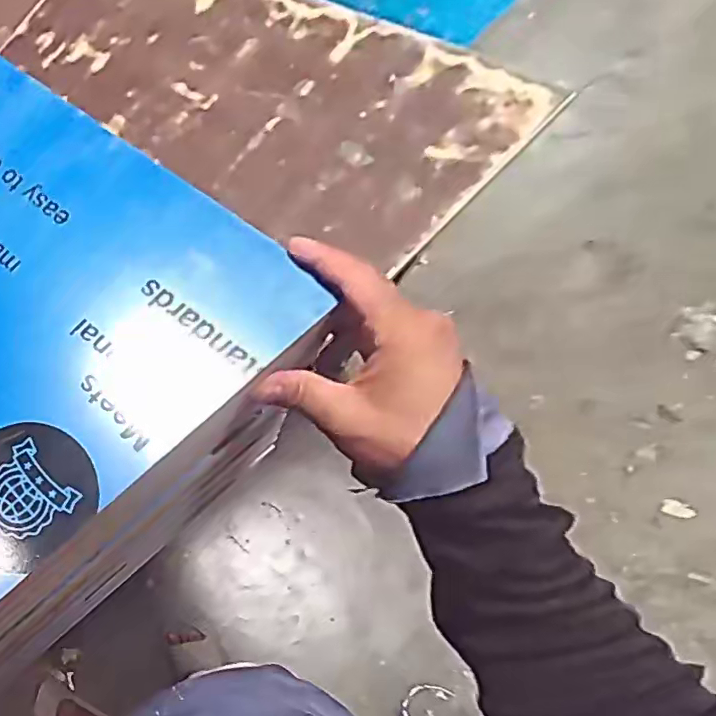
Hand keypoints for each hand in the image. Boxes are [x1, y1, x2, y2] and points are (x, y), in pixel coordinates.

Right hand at [252, 237, 464, 479]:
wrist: (453, 469)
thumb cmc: (402, 438)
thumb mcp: (346, 416)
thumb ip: (303, 392)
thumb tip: (261, 383)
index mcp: (404, 330)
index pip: (361, 283)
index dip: (327, 262)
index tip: (296, 246)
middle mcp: (420, 324)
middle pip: (367, 292)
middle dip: (326, 284)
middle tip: (286, 278)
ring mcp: (426, 338)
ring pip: (374, 311)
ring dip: (337, 310)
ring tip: (297, 310)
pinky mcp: (424, 354)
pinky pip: (382, 329)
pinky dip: (352, 329)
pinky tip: (325, 341)